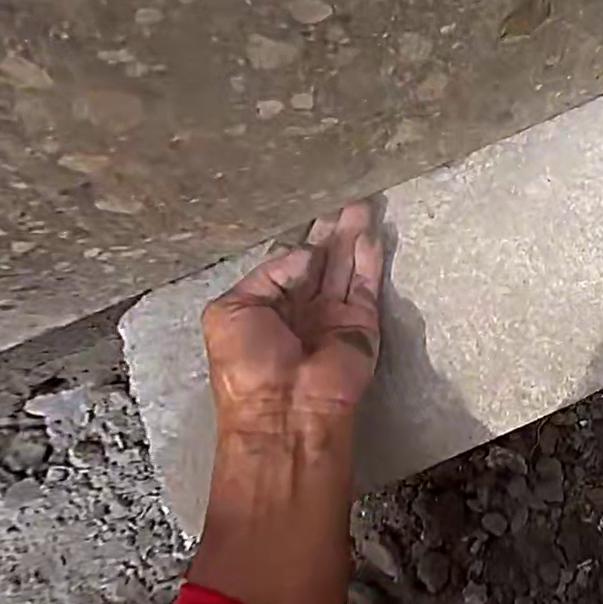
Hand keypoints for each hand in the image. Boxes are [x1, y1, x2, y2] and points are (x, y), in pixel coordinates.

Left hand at [202, 202, 385, 434]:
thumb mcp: (230, 312)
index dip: (298, 236)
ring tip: (362, 205)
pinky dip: (370, 259)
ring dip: (354, 236)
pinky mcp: (364, 319)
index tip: (309, 208)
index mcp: (266, 304)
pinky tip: (372, 235)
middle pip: (322, 258)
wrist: (287, 405)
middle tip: (344, 199)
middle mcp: (303, 304)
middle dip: (331, 229)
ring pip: (346, 265)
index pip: (287, 262)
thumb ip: (268, 275)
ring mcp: (336, 311)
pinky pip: (366, 283)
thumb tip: (308, 253)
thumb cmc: (247, 364)